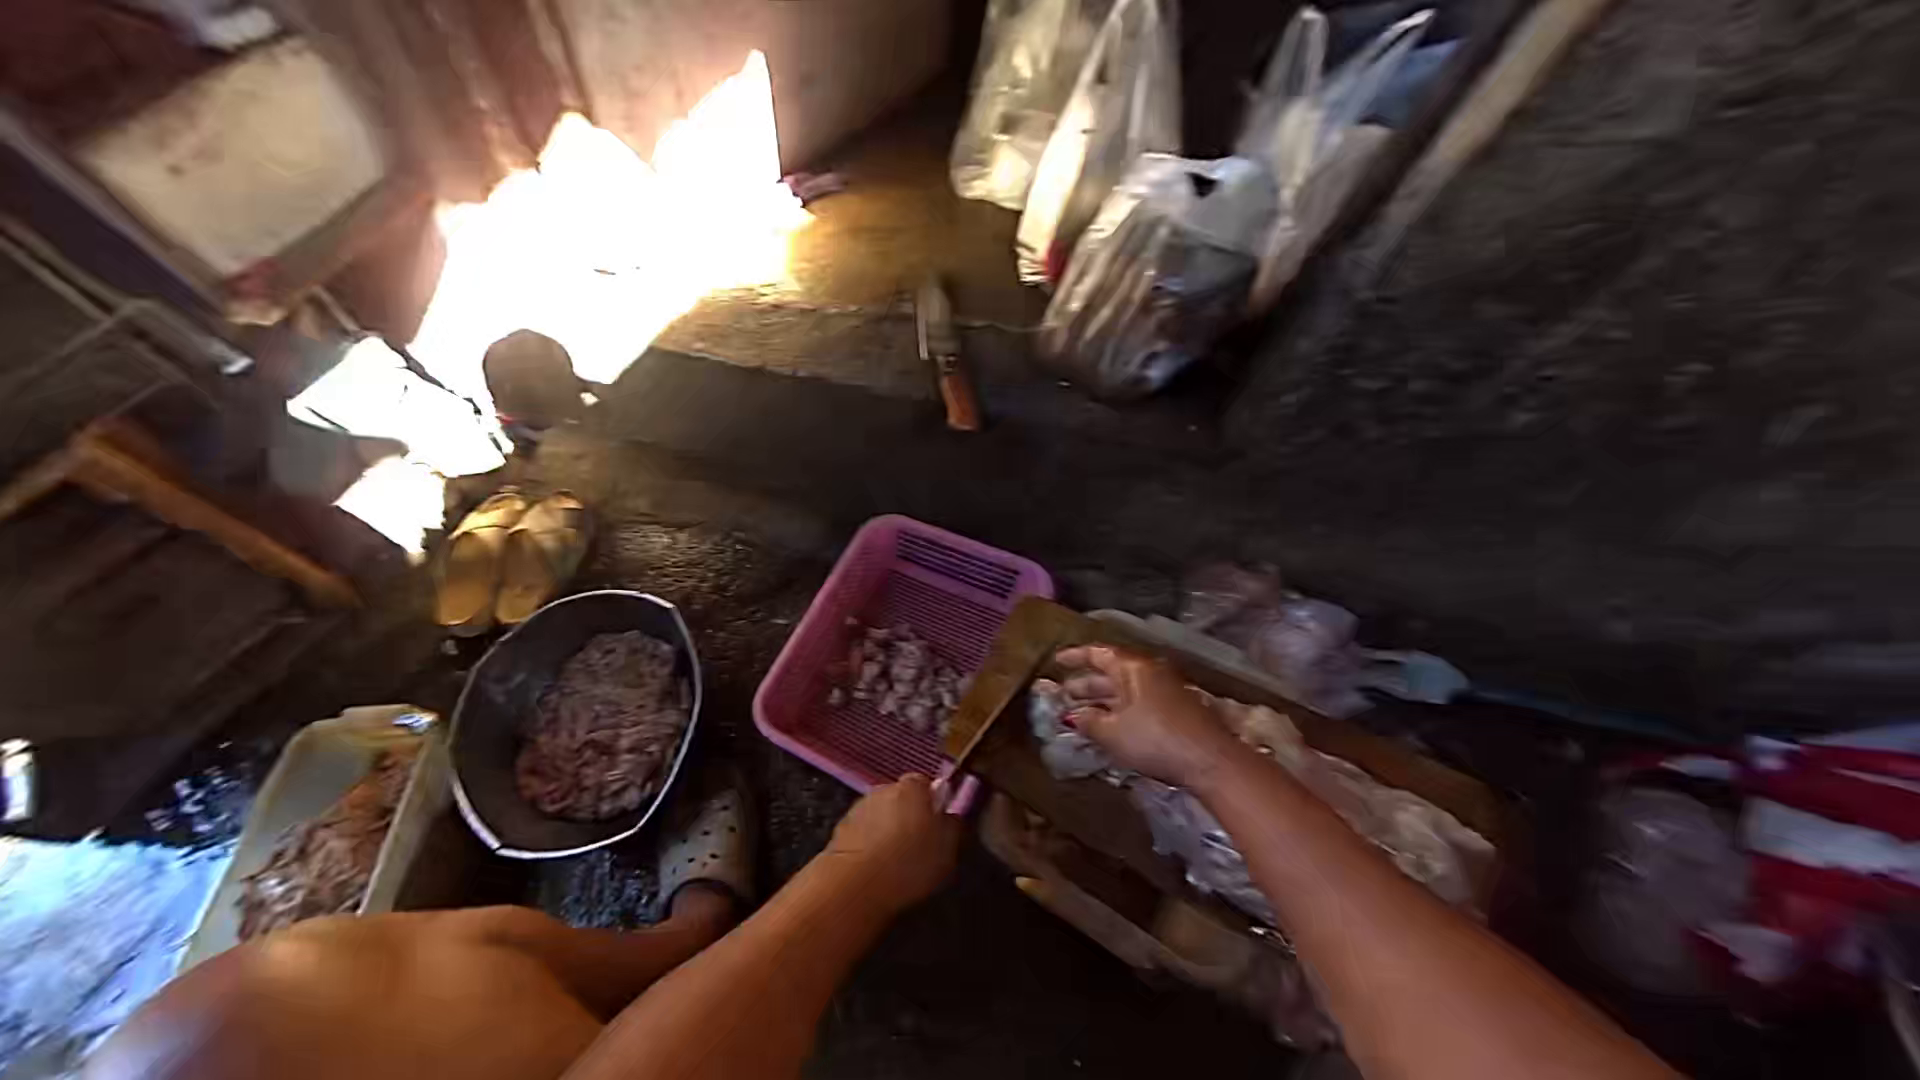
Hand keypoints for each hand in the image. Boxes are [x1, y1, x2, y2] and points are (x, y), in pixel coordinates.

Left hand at [824, 774, 961, 911]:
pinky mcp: (839, 829)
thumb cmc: (909, 863)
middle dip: (907, 815)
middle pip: (900, 797)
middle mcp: (884, 788)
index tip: (935, 826)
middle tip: (917, 845)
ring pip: (880, 814)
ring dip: (885, 829)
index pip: (925, 783)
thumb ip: (952, 826)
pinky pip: (862, 832)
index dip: (932, 803)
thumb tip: (950, 815)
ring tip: (893, 861)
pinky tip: (873, 867)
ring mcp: (859, 807)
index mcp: (912, 787)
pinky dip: (867, 843)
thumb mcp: (947, 850)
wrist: (855, 884)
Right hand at [1053, 645, 1245, 787]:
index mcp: (1132, 667)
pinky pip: (1140, 701)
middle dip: (1087, 683)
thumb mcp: (1113, 733)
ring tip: (1082, 713)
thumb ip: (1089, 722)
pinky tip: (1111, 726)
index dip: (1075, 657)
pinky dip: (1121, 709)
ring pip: (1126, 688)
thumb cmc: (1155, 739)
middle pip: (1112, 671)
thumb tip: (1074, 716)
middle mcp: (1149, 671)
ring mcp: (1166, 689)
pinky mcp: (1177, 709)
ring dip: (1103, 699)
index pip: (1098, 653)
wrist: (1211, 760)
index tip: (1056, 662)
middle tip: (1065, 694)